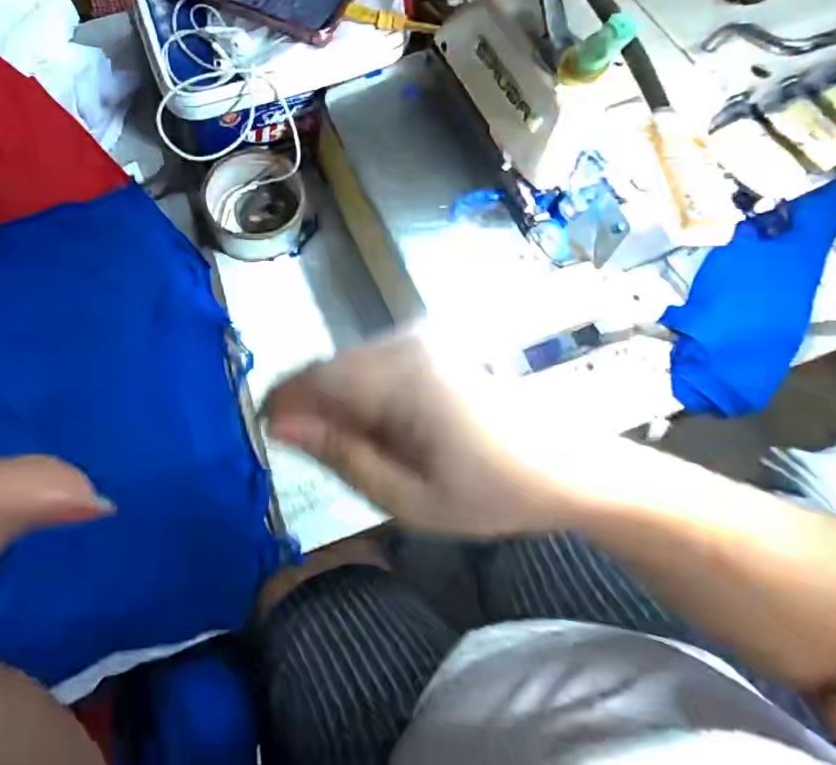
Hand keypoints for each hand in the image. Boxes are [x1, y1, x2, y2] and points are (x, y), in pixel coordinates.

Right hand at [263, 329, 645, 535]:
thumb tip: (280, 424)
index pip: (316, 376)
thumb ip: (341, 456)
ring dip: (341, 403)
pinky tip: (389, 428)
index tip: (268, 434)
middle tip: (327, 458)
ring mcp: (419, 337)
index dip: (283, 402)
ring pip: (350, 364)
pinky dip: (365, 394)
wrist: (567, 464)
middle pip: (331, 367)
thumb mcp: (409, 497)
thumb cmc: (491, 492)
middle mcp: (406, 342)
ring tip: (368, 449)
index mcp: (403, 376)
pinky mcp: (429, 342)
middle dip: (315, 408)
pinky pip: (374, 362)